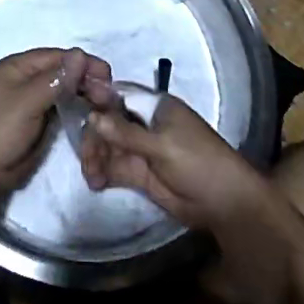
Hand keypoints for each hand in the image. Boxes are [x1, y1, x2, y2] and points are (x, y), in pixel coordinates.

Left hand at [0, 48, 110, 198]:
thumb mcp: (27, 101)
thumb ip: (55, 80)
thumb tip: (81, 54)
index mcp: (19, 66)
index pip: (59, 57)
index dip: (84, 64)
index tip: (110, 78)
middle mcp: (27, 78)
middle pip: (64, 73)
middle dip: (88, 82)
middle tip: (110, 100)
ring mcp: (34, 100)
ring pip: (67, 91)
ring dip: (86, 96)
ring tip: (106, 109)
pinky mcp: (40, 120)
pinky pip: (64, 108)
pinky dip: (79, 110)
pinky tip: (94, 118)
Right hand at [77, 79, 266, 228]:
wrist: (228, 207)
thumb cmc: (201, 164)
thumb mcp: (163, 146)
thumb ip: (126, 133)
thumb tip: (91, 118)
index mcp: (155, 107)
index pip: (117, 96)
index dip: (96, 101)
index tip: (75, 109)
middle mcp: (144, 123)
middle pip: (106, 123)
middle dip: (94, 139)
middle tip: (88, 159)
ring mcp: (140, 148)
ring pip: (106, 146)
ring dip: (95, 158)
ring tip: (93, 176)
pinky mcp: (138, 172)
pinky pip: (112, 166)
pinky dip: (101, 172)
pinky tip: (95, 182)